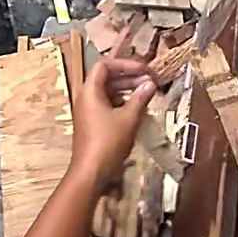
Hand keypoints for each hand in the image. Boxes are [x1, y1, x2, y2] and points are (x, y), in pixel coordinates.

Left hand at [70, 56, 155, 182]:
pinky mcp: (93, 122)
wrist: (91, 172)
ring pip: (108, 91)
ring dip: (127, 89)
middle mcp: (86, 97)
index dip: (125, 64)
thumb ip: (140, 98)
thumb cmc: (108, 142)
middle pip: (107, 77)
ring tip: (147, 92)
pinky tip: (138, 107)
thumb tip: (150, 83)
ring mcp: (88, 111)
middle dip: (129, 76)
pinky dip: (122, 101)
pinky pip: (107, 104)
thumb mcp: (129, 118)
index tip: (144, 69)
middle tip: (150, 80)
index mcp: (90, 91)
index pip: (105, 65)